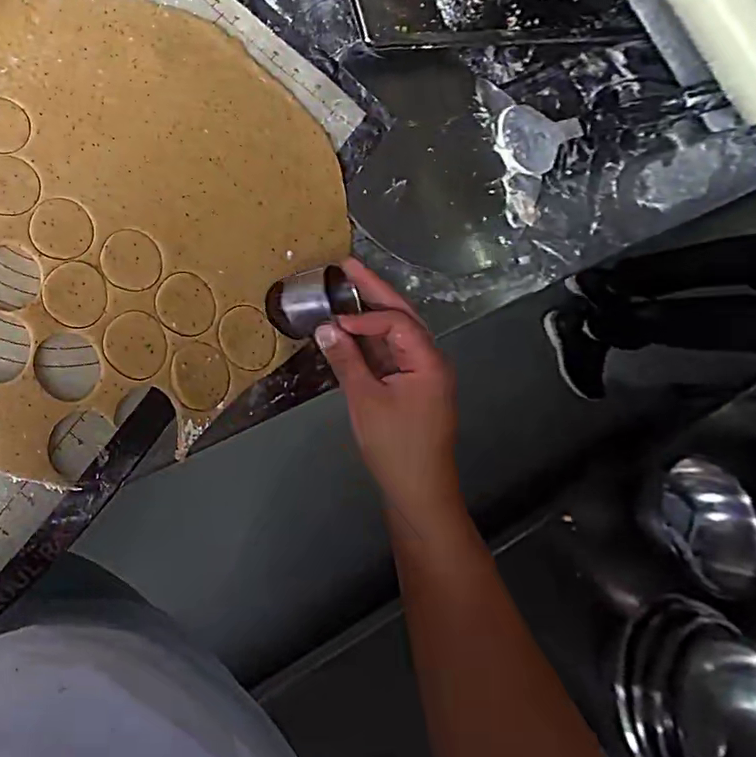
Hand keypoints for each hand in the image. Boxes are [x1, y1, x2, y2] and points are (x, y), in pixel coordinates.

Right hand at [315, 257, 460, 517]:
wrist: (418, 491)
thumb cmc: (395, 446)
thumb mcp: (365, 400)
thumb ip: (346, 360)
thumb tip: (325, 328)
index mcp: (428, 361)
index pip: (395, 323)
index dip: (363, 317)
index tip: (333, 323)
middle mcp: (430, 361)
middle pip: (401, 316)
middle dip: (374, 291)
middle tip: (347, 266)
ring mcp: (422, 374)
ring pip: (396, 334)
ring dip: (371, 313)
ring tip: (348, 286)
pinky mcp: (411, 387)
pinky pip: (390, 353)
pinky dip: (370, 340)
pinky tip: (351, 330)